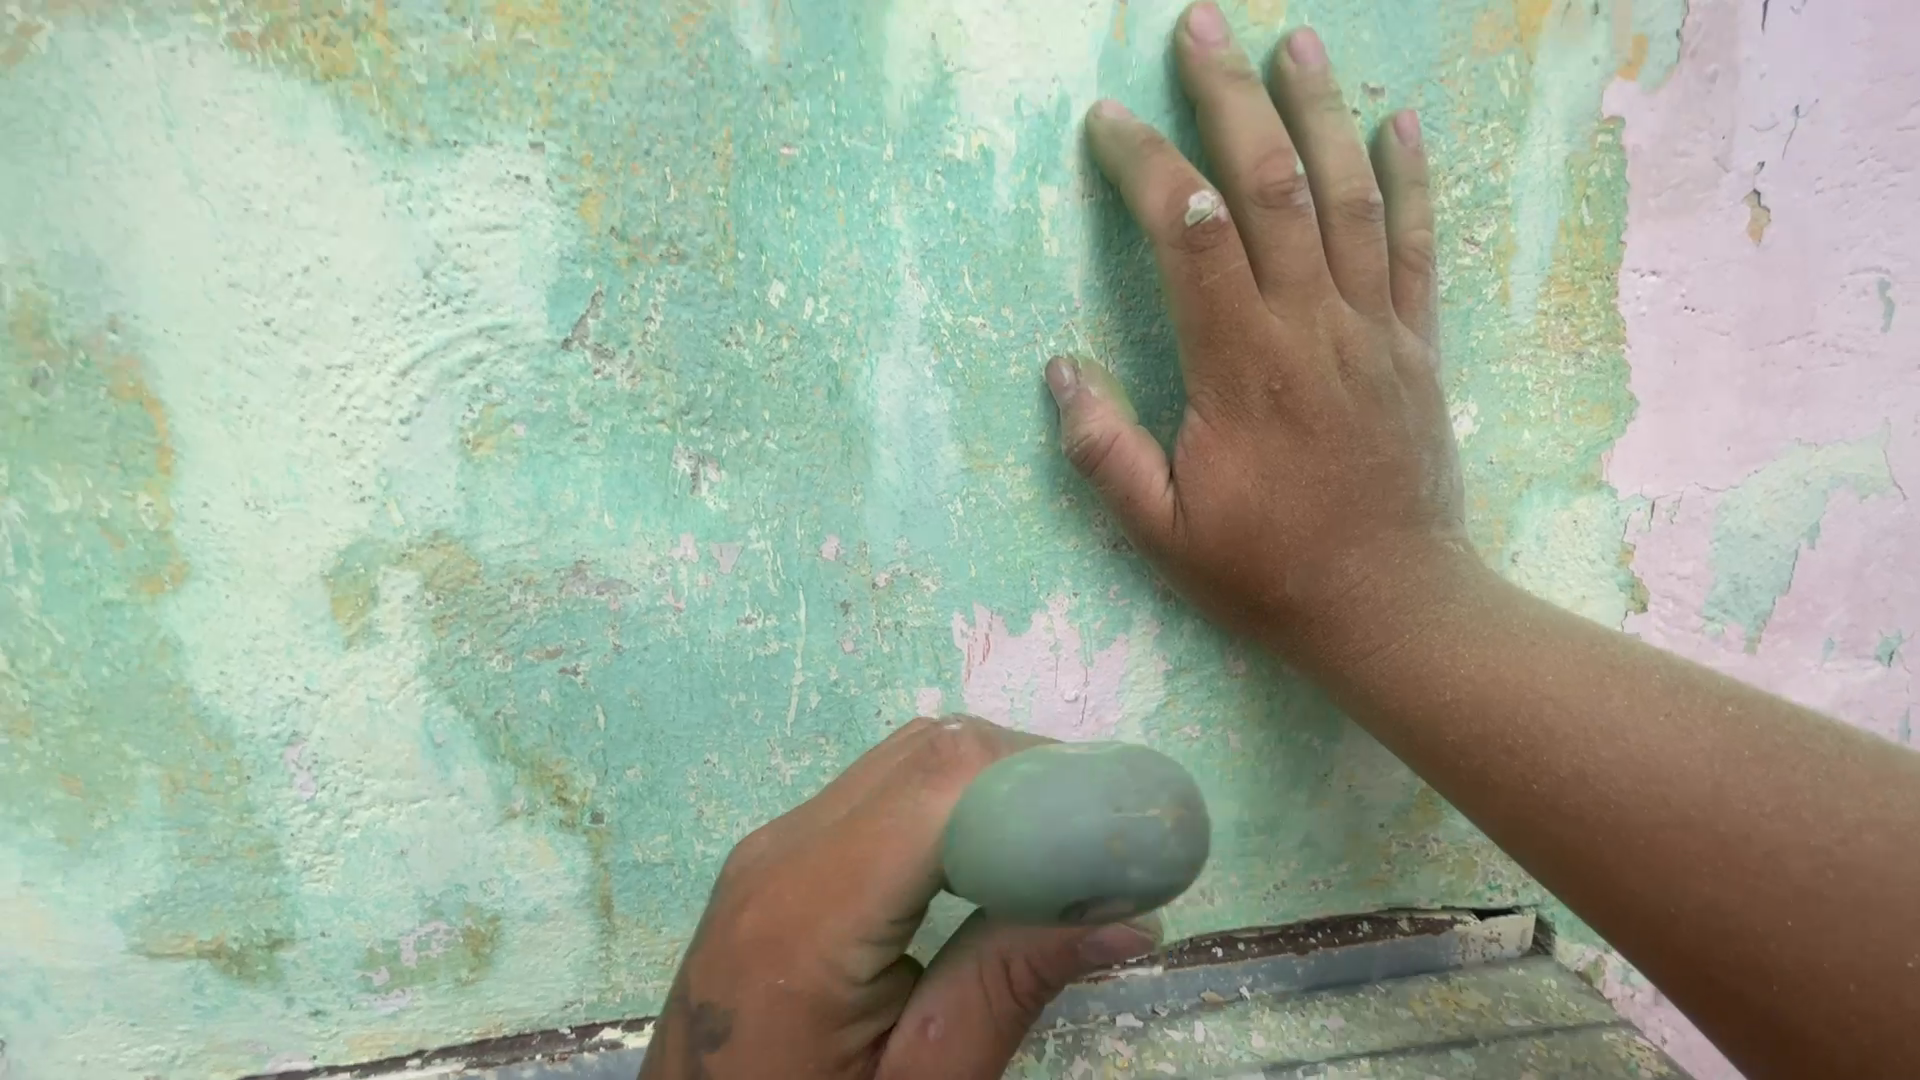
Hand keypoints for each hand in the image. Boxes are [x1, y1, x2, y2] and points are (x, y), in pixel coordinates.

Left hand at [640, 716, 1160, 1079]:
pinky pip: (882, 787)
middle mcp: (782, 849)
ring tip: (1057, 838)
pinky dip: (951, 794)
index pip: (938, 783)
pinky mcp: (782, 849)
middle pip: (926, 754)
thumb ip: (1010, 988)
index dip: (1039, 780)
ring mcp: (775, 841)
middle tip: (1100, 832)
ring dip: (992, 778)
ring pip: (907, 757)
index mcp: (806, 914)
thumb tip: (1128, 913)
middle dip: (1027, 772)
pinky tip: (991, 844)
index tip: (1116, 821)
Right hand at [1049, 2, 1474, 670]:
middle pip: (1270, 185)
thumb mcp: (1160, 532)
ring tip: (1291, 41)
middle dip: (1229, 98)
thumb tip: (1058, 369)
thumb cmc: (1264, 571)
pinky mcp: (1416, 344)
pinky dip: (1409, 172)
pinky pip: (1418, 240)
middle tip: (1199, 26)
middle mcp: (1311, 327)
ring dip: (1317, 109)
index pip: (1189, 235)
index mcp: (1240, 369)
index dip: (1147, 167)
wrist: (1388, 604)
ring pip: (1350, 193)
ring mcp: (1374, 328)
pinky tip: (1396, 119)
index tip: (1108, 123)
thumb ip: (1103, 452)